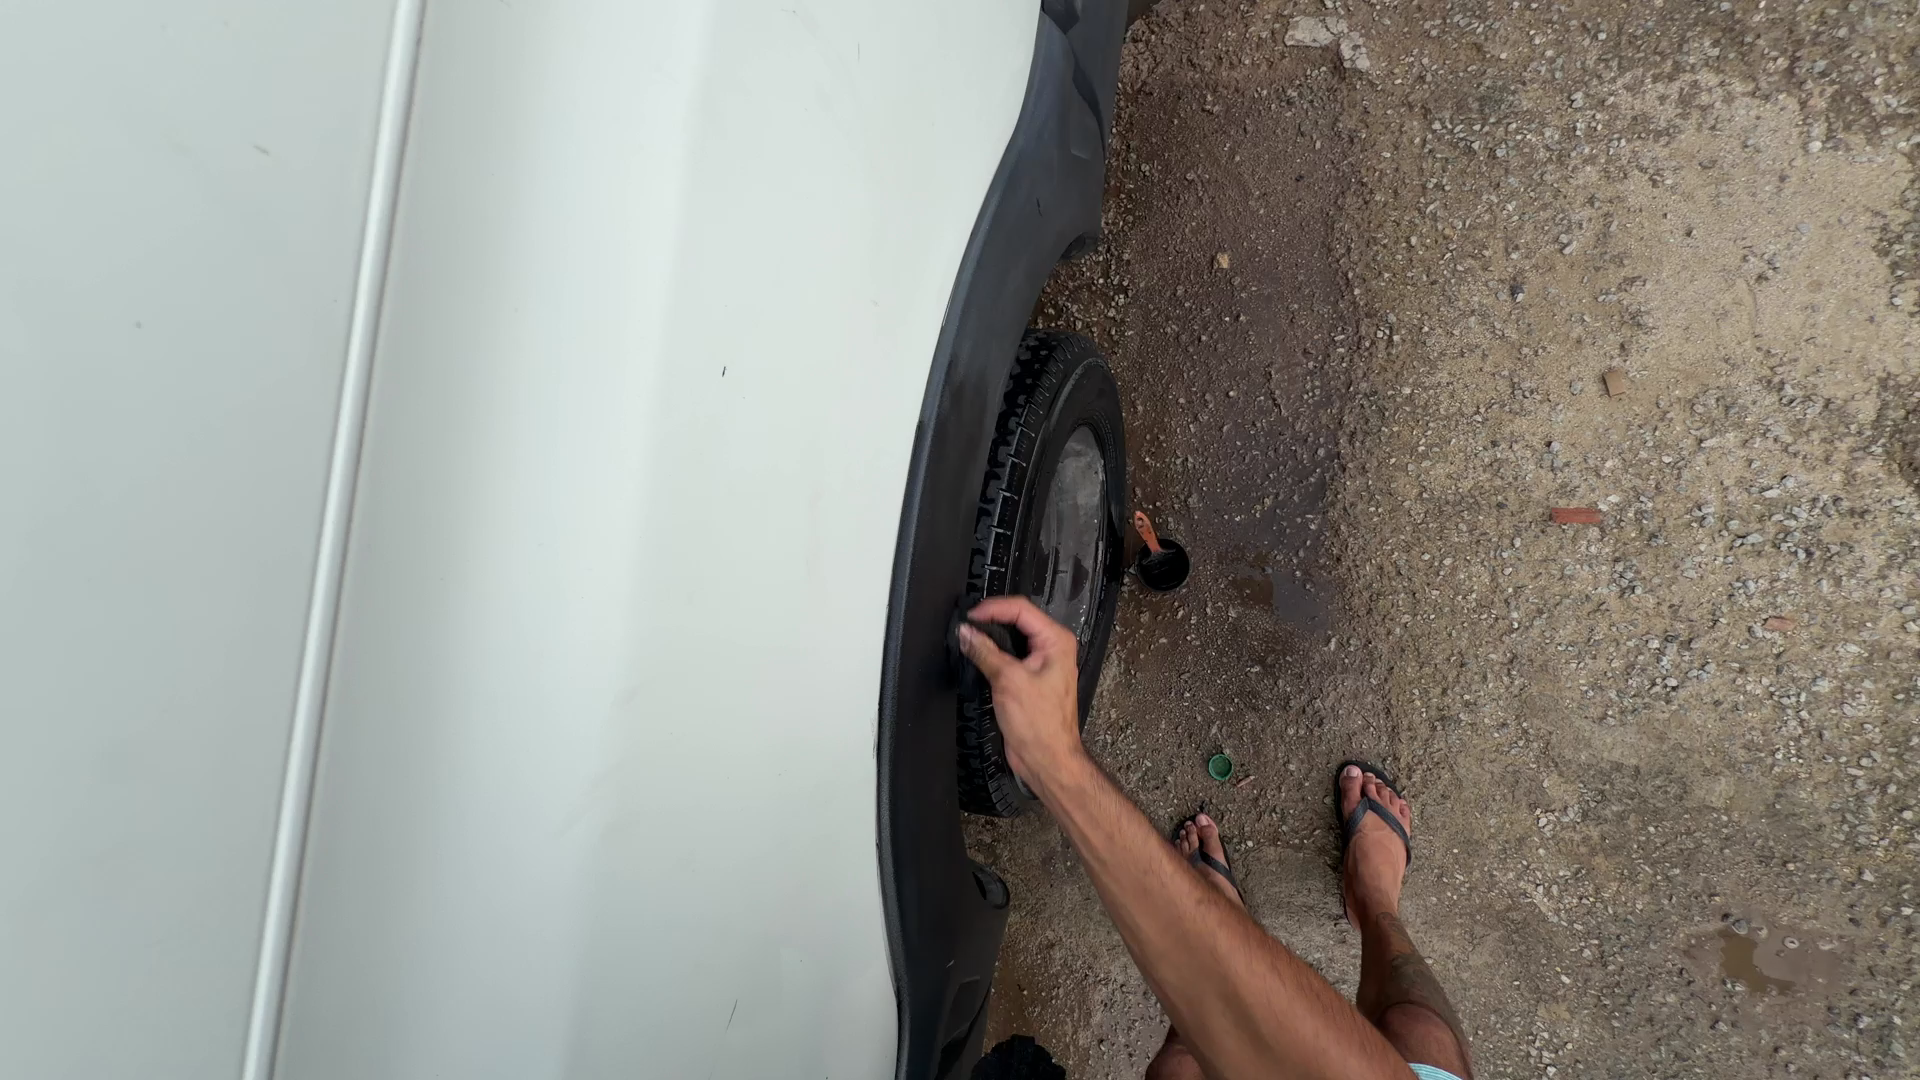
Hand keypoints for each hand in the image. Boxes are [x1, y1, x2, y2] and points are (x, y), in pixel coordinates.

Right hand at [955, 595, 1084, 789]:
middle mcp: (1052, 648)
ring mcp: (1042, 662)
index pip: (1021, 609)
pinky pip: (1010, 655)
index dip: (993, 608)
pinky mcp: (1030, 677)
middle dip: (990, 620)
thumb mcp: (1008, 681)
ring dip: (990, 637)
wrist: (1047, 758)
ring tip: (968, 637)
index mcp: (1056, 641)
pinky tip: (978, 656)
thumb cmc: (1041, 725)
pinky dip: (994, 653)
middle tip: (966, 624)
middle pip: (1017, 620)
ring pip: (1012, 638)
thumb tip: (966, 632)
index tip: (970, 616)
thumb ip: (984, 652)